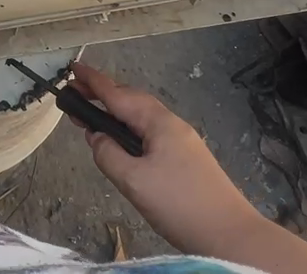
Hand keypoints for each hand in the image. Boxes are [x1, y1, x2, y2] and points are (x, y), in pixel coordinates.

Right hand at [68, 64, 261, 255]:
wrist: (234, 238)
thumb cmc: (181, 205)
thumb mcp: (134, 181)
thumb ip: (107, 155)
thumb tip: (96, 137)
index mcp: (157, 122)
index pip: (117, 94)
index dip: (92, 81)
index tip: (72, 68)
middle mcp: (171, 124)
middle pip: (130, 100)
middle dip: (102, 94)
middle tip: (75, 96)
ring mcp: (182, 141)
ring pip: (141, 117)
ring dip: (115, 113)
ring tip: (93, 119)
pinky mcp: (187, 159)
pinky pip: (150, 133)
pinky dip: (129, 129)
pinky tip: (123, 144)